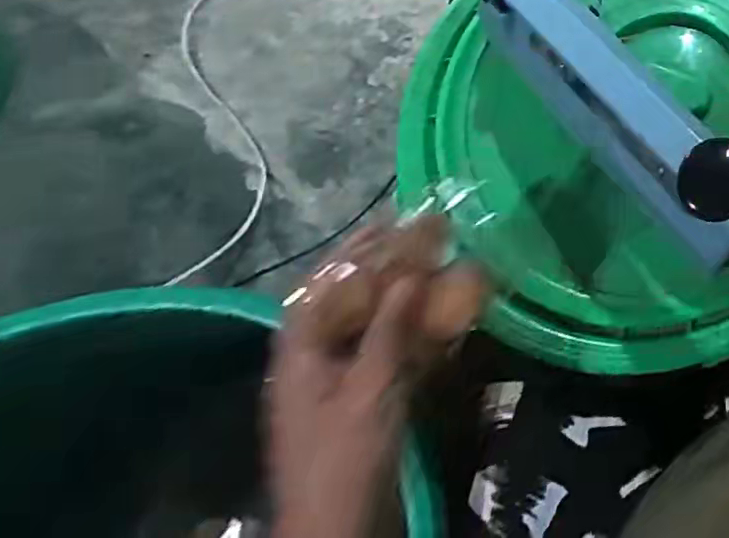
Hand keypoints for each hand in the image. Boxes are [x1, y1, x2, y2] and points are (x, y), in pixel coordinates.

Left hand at [266, 222, 485, 537]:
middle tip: (413, 231)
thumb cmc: (347, 453)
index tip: (390, 221)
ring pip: (362, 319)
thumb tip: (411, 271)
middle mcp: (311, 361)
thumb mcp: (371, 386)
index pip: (319, 289)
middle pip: (339, 300)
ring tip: (427, 258)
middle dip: (373, 264)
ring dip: (392, 287)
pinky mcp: (358, 395)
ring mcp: (334, 380)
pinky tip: (431, 308)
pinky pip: (380, 344)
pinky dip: (403, 320)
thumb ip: (389, 326)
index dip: (351, 253)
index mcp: (298, 357)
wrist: (339, 525)